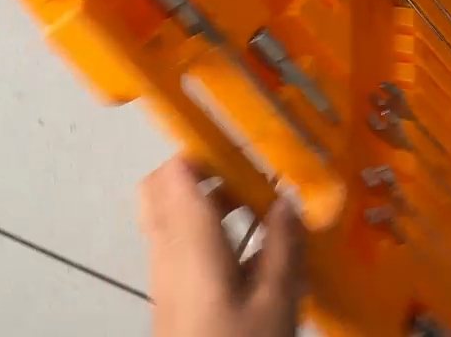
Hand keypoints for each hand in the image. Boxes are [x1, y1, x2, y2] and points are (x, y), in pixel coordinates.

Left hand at [138, 159, 304, 336]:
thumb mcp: (275, 303)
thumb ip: (283, 246)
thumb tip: (288, 200)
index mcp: (190, 238)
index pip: (176, 170)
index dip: (204, 149)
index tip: (242, 148)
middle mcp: (167, 248)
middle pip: (161, 186)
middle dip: (200, 170)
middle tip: (244, 173)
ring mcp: (162, 273)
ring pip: (170, 212)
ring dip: (204, 199)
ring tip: (253, 206)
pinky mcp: (168, 294)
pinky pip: (177, 240)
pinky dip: (203, 228)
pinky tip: (244, 247)